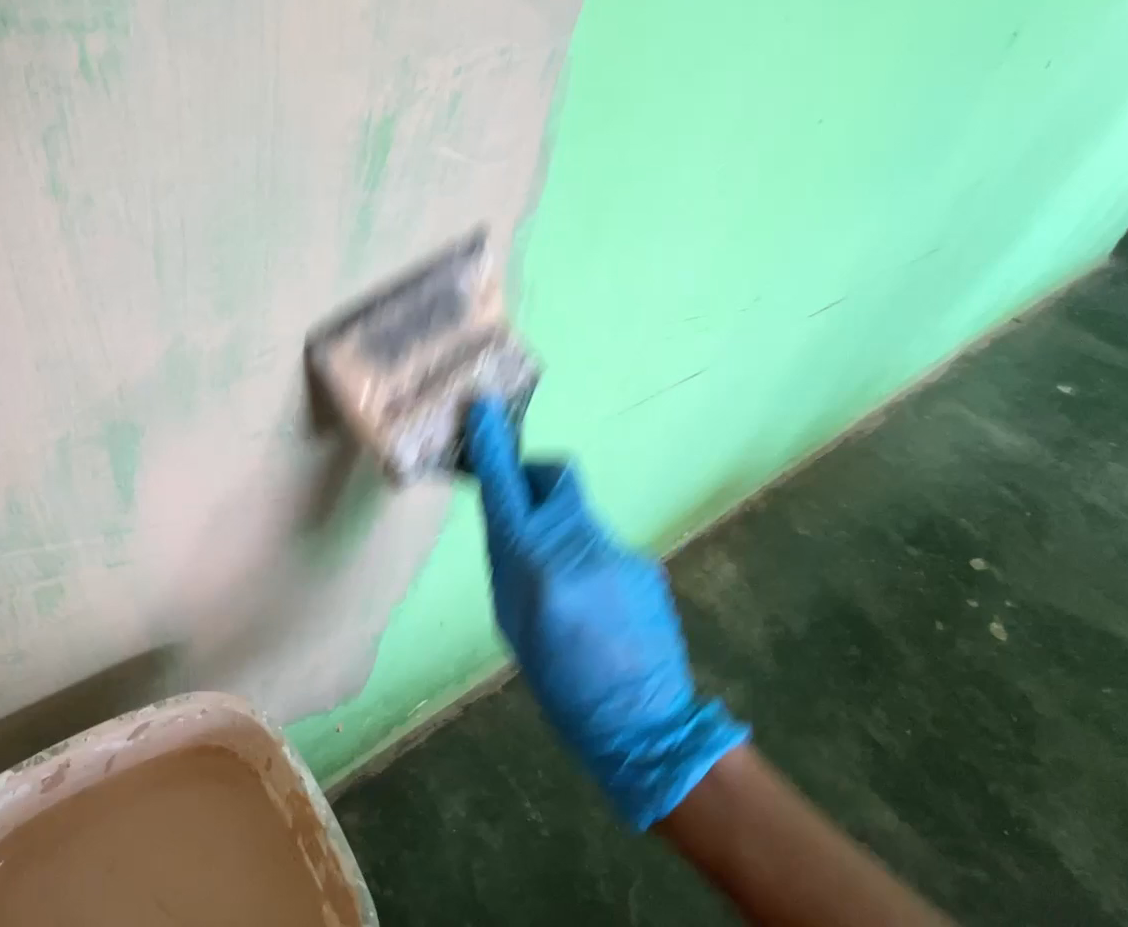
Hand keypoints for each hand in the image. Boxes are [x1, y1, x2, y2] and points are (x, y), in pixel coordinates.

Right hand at [465, 399, 748, 829]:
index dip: (490, 445)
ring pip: (578, 514)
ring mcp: (618, 551)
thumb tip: (507, 517)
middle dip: (535, 479)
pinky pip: (603, 544)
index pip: (505, 488)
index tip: (482, 406)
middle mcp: (576, 546)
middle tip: (526, 508)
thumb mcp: (511, 621)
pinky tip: (598, 606)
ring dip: (562, 532)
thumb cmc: (557, 680)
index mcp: (532, 565)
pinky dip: (589, 560)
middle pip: (555, 478)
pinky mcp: (645, 562)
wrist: (641, 721)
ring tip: (567, 588)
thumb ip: (508, 561)